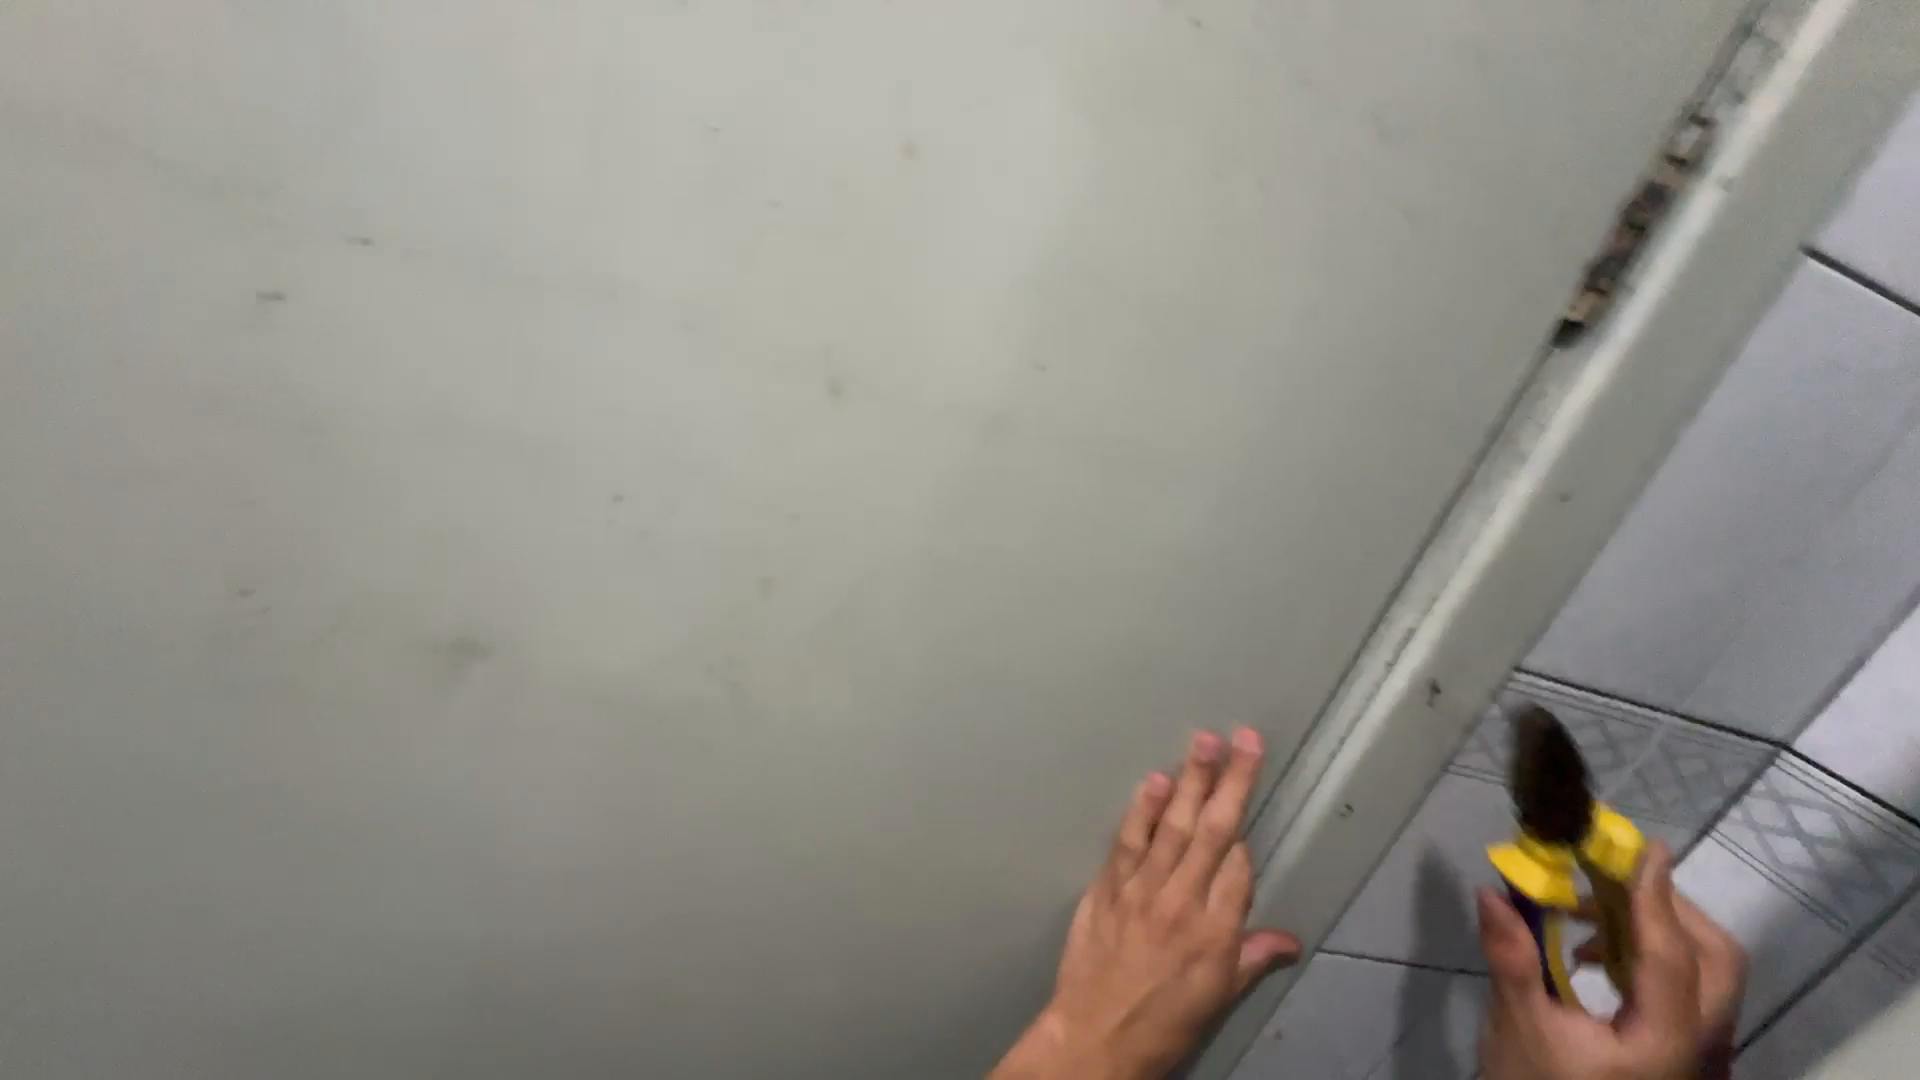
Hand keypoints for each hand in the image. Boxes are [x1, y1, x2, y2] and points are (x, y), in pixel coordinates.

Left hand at [990, 729, 1300, 1079]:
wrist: (1096, 1037)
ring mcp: (1142, 889)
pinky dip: (1142, 808)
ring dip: (1191, 780)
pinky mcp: (1108, 886)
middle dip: (1231, 783)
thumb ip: (1251, 958)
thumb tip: (1289, 938)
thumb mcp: (1217, 1000)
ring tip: (1204, 742)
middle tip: (1244, 740)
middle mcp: (1181, 902)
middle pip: (1212, 832)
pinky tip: (1155, 779)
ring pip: (1172, 825)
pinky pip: (1129, 840)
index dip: (1245, 835)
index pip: (1238, 868)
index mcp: (1215, 933)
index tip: (1248, 805)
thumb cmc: (1164, 1023)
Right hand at [1478, 842, 1745, 1079]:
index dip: (1656, 898)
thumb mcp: (1519, 1024)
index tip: (1643, 848)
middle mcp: (1699, 1045)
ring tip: (1584, 908)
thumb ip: (1512, 958)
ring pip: (1703, 973)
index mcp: (1667, 1040)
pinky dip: (1643, 952)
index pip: (1672, 955)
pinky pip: (1681, 987)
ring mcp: (1693, 1051)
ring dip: (1653, 927)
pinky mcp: (1676, 1050)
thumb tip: (1492, 892)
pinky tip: (1586, 952)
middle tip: (1611, 873)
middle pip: (1715, 961)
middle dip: (1667, 907)